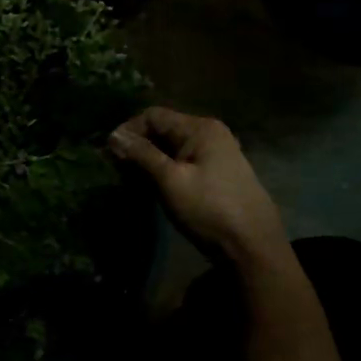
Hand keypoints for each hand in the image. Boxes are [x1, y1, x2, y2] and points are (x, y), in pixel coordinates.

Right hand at [108, 107, 289, 264]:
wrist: (251, 244)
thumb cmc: (209, 209)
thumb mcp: (170, 180)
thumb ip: (142, 155)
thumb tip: (113, 136)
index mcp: (200, 128)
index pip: (153, 115)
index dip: (128, 130)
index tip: (108, 153)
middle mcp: (209, 133)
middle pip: (162, 129)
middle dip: (137, 145)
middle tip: (116, 168)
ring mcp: (214, 153)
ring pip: (170, 147)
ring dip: (148, 159)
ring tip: (130, 179)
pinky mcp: (215, 172)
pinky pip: (181, 161)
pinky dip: (163, 169)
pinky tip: (152, 186)